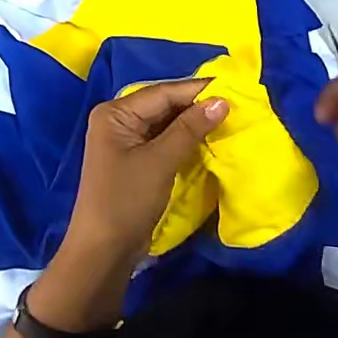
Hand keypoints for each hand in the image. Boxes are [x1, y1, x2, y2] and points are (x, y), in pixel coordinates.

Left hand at [27, 79, 226, 332]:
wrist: (103, 251)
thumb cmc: (127, 200)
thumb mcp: (160, 162)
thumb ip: (190, 129)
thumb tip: (221, 101)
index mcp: (114, 113)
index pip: (161, 93)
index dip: (196, 90)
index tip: (233, 86)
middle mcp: (117, 120)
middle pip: (162, 105)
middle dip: (196, 104)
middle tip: (234, 101)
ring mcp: (125, 140)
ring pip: (165, 122)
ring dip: (192, 122)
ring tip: (228, 116)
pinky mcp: (135, 159)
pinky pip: (163, 140)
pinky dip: (184, 139)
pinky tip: (207, 137)